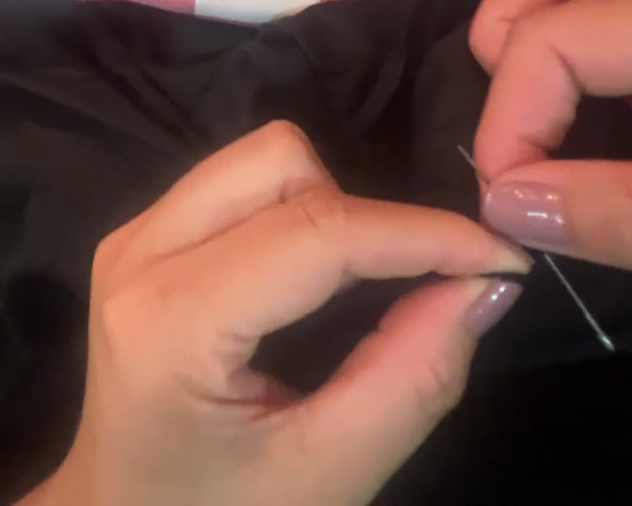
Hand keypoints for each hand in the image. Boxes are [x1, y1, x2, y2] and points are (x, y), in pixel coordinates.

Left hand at [25, 122, 529, 505]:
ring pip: (255, 158)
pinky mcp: (137, 232)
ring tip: (346, 285)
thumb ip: (411, 376)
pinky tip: (300, 274)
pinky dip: (289, 208)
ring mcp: (131, 233)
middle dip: (360, 212)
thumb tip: (483, 285)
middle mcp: (139, 250)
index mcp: (172, 319)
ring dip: (323, 203)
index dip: (420, 234)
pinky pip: (232, 180)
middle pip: (276, 160)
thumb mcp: (326, 476)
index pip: (314, 233)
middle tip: (402, 284)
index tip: (500, 256)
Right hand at [469, 0, 631, 407]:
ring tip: (539, 157)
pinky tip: (589, 161)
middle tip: (513, 153)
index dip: (513, 110)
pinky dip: (574, 100)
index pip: (576, 27)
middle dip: (508, 51)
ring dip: (536, 69)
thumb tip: (500, 203)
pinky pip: (620, 58)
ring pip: (585, 3)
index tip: (504, 209)